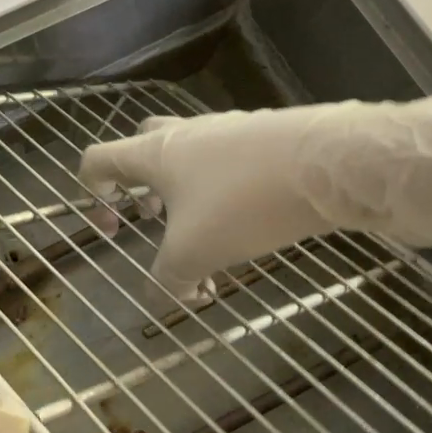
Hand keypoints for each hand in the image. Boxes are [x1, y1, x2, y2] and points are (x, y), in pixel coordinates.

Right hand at [78, 95, 431, 300]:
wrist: (339, 164)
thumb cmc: (246, 204)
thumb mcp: (194, 255)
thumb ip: (167, 281)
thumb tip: (162, 301)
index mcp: (157, 154)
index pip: (99, 159)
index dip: (92, 195)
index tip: (113, 230)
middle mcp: (190, 134)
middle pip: (145, 149)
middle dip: (141, 187)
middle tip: (155, 220)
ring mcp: (235, 131)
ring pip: (194, 159)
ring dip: (189, 198)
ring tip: (210, 239)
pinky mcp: (275, 139)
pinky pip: (235, 165)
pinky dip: (229, 197)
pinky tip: (253, 229)